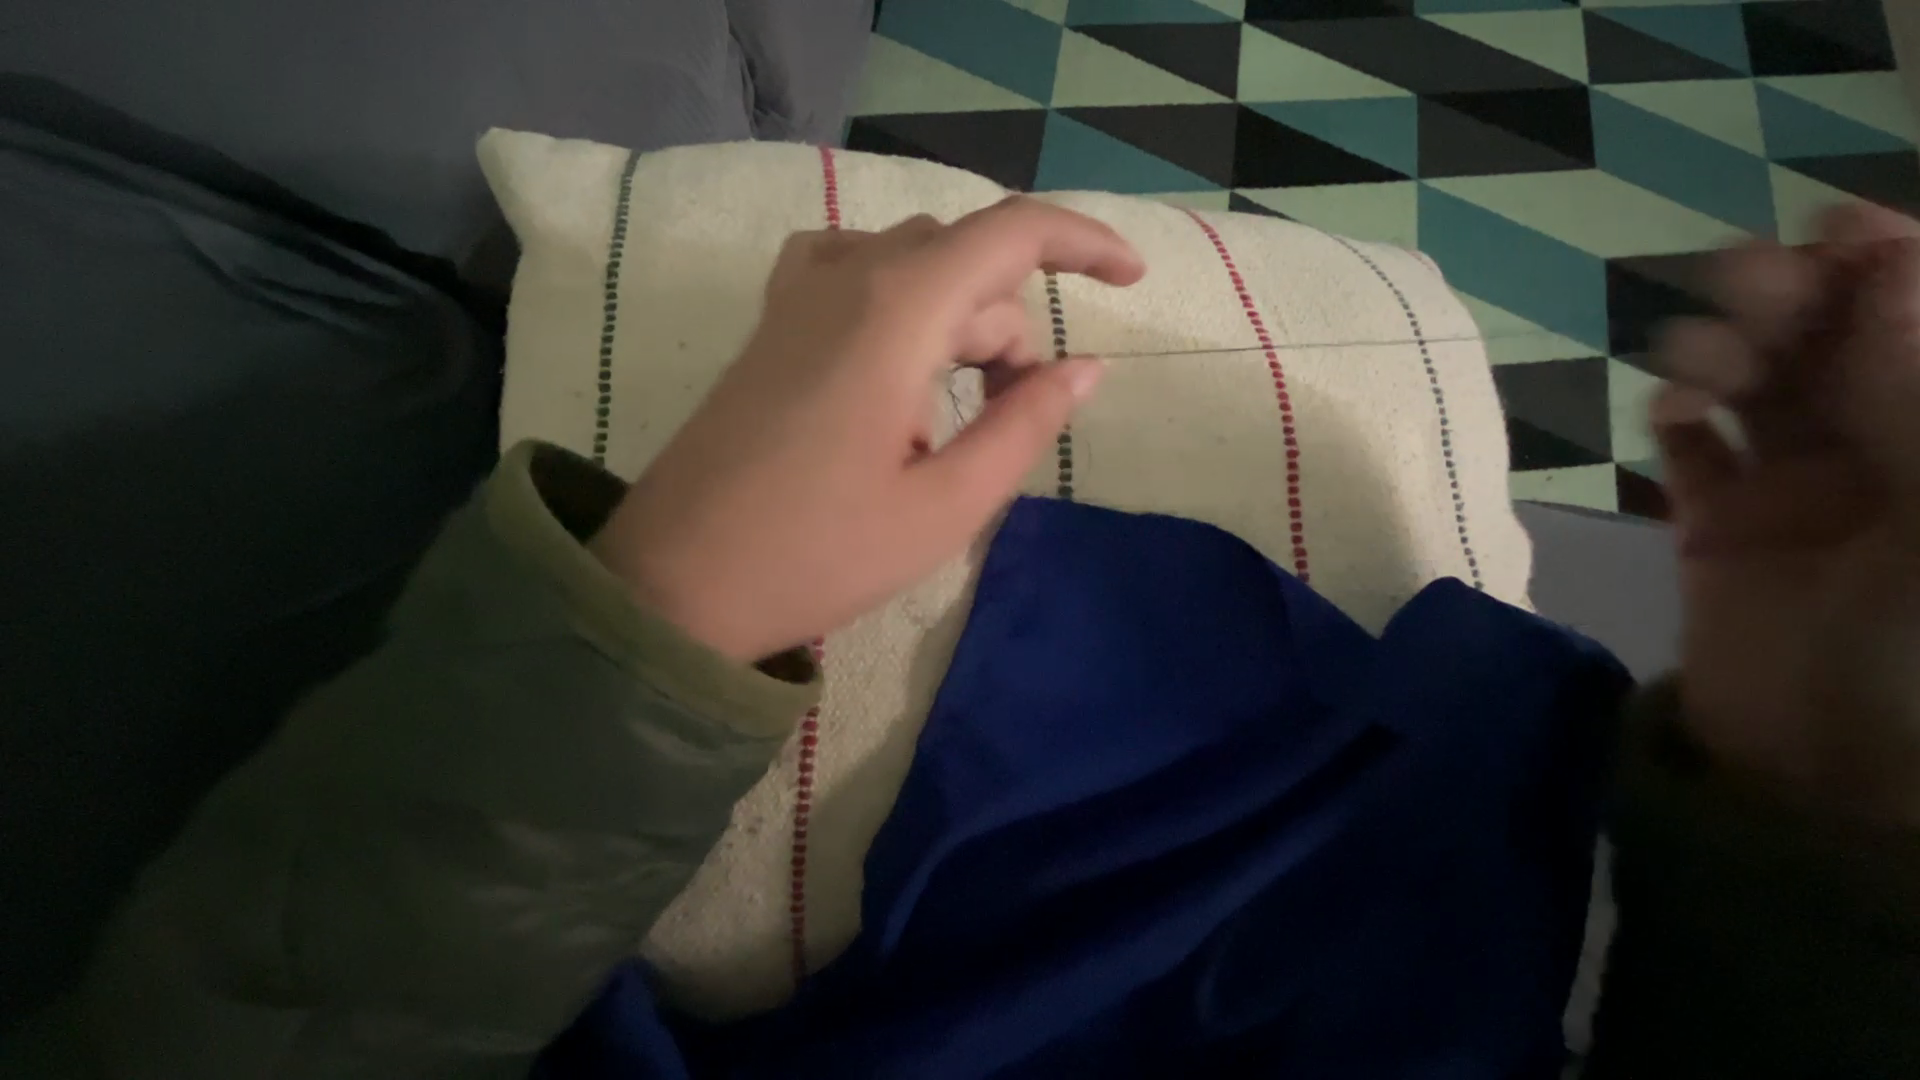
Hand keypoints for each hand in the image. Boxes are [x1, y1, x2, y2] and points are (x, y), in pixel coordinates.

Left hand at [590, 197, 1144, 663]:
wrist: (676, 582)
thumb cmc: (818, 553)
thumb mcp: (945, 505)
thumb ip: (1025, 426)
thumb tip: (1087, 368)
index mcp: (895, 311)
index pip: (1011, 232)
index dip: (1084, 243)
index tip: (1132, 281)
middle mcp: (844, 276)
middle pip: (965, 262)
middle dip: (1011, 330)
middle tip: (1012, 421)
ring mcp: (797, 295)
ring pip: (915, 269)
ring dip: (961, 325)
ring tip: (955, 416)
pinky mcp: (772, 325)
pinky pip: (858, 277)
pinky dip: (904, 309)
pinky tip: (898, 371)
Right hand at [1655, 203, 1919, 822]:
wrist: (1830, 775)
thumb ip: (1913, 388)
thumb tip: (1881, 257)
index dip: (1899, 265)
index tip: (1838, 225)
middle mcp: (1897, 450)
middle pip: (1842, 345)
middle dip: (1793, 302)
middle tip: (1742, 285)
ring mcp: (1804, 489)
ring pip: (1759, 388)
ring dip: (1724, 356)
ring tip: (1697, 366)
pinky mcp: (1719, 526)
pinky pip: (1693, 453)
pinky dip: (1678, 422)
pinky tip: (1673, 418)